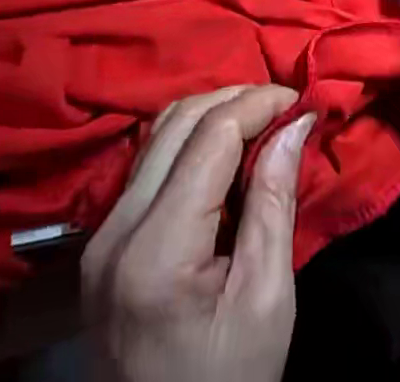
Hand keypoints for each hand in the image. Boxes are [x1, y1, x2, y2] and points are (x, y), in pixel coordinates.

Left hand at [81, 85, 315, 381]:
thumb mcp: (267, 302)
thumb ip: (274, 205)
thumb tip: (294, 125)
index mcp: (156, 248)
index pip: (208, 139)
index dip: (256, 105)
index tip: (298, 99)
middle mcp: (116, 226)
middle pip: (175, 123)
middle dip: (233, 100)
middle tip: (282, 104)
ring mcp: (101, 230)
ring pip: (156, 135)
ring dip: (209, 114)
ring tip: (259, 118)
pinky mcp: (102, 236)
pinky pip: (147, 163)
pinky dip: (188, 141)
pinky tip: (223, 148)